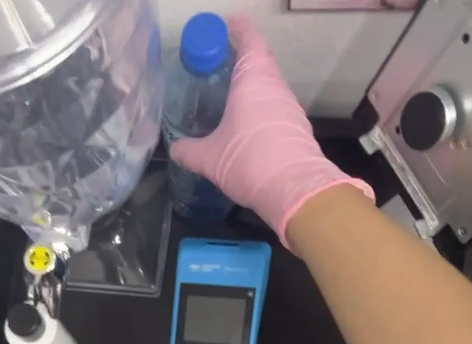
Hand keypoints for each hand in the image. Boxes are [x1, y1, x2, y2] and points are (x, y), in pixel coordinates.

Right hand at [168, 16, 373, 247]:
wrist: (293, 189)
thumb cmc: (248, 160)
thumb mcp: (209, 158)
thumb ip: (189, 151)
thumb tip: (175, 149)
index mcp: (253, 79)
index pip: (249, 39)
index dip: (238, 29)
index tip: (226, 26)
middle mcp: (274, 86)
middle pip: (260, 62)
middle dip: (241, 60)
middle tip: (220, 66)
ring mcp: (289, 108)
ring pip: (268, 88)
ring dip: (252, 89)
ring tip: (230, 99)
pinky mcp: (296, 130)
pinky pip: (274, 111)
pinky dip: (260, 111)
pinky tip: (247, 127)